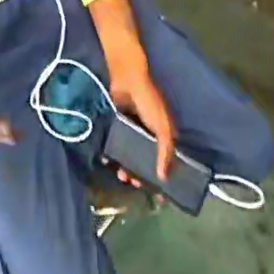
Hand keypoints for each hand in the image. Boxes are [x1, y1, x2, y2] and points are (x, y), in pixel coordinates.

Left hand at [107, 62, 176, 183]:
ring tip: (121, 174)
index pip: (165, 162)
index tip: (157, 193)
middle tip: (132, 181)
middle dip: (140, 174)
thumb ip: (165, 151)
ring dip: (126, 167)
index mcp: (163, 136)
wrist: (127, 80)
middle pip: (145, 161)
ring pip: (129, 155)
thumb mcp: (162, 127)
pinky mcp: (117, 126)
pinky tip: (108, 162)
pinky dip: (112, 154)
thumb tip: (164, 178)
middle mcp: (148, 135)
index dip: (161, 177)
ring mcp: (132, 131)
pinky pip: (115, 144)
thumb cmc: (149, 102)